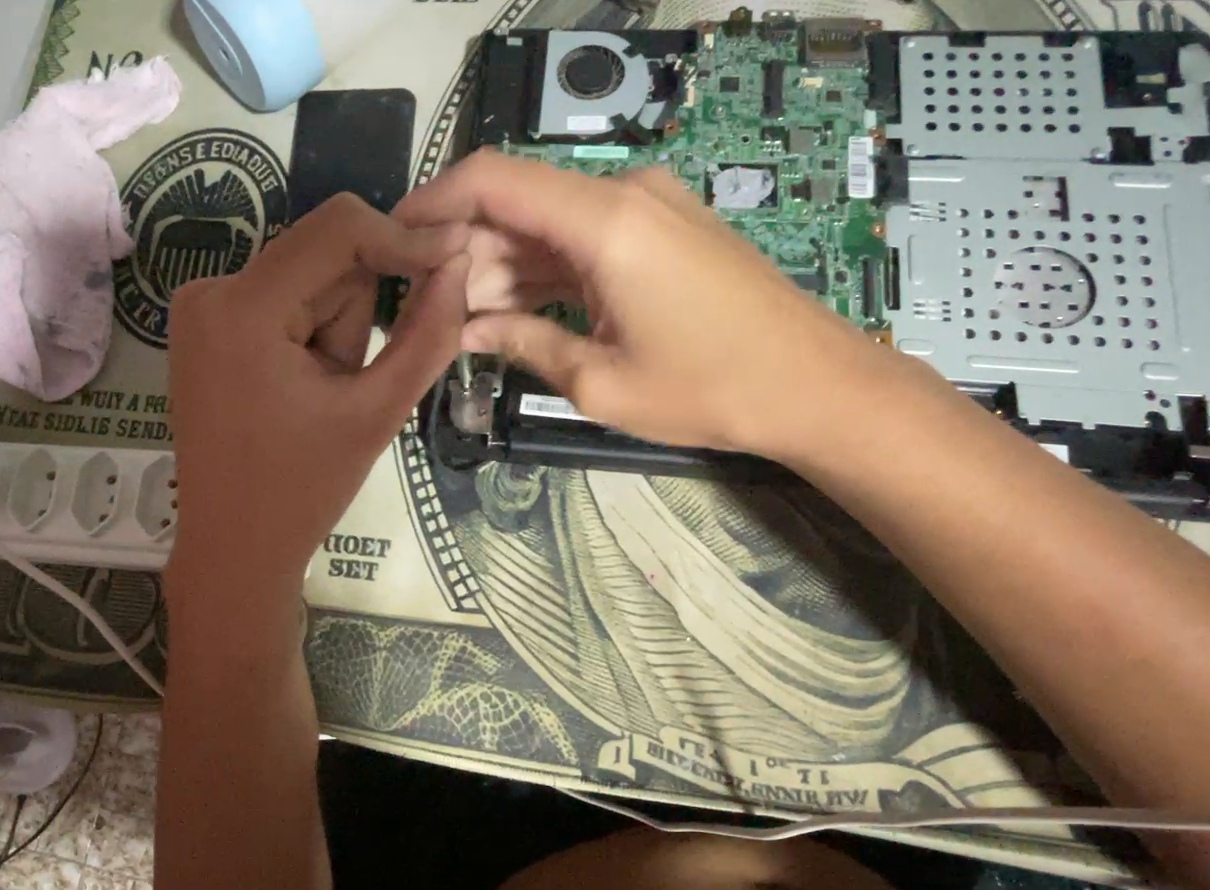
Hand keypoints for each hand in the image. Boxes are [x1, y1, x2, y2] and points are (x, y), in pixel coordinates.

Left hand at [166, 193, 470, 597]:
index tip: (456, 257)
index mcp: (245, 308)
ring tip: (319, 396)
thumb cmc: (304, 490)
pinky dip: (305, 332)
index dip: (405, 237)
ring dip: (332, 329)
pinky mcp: (201, 324)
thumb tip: (458, 261)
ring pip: (305, 279)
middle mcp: (209, 289)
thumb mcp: (378, 412)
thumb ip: (426, 334)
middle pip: (323, 256)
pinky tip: (298, 388)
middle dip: (355, 314)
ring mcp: (198, 306)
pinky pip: (279, 299)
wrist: (235, 546)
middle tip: (345, 385)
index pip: (340, 228)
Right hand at [395, 151, 910, 457]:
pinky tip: (512, 311)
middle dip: (466, 251)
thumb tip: (466, 330)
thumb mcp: (599, 381)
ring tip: (463, 322)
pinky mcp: (660, 233)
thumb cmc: (709, 389)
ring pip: (548, 224)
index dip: (434, 201)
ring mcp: (647, 210)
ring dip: (503, 266)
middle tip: (428, 307)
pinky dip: (544, 272)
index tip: (394, 238)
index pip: (495, 180)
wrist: (814, 386)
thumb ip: (522, 344)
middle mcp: (625, 195)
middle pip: (518, 203)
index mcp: (606, 221)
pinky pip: (583, 241)